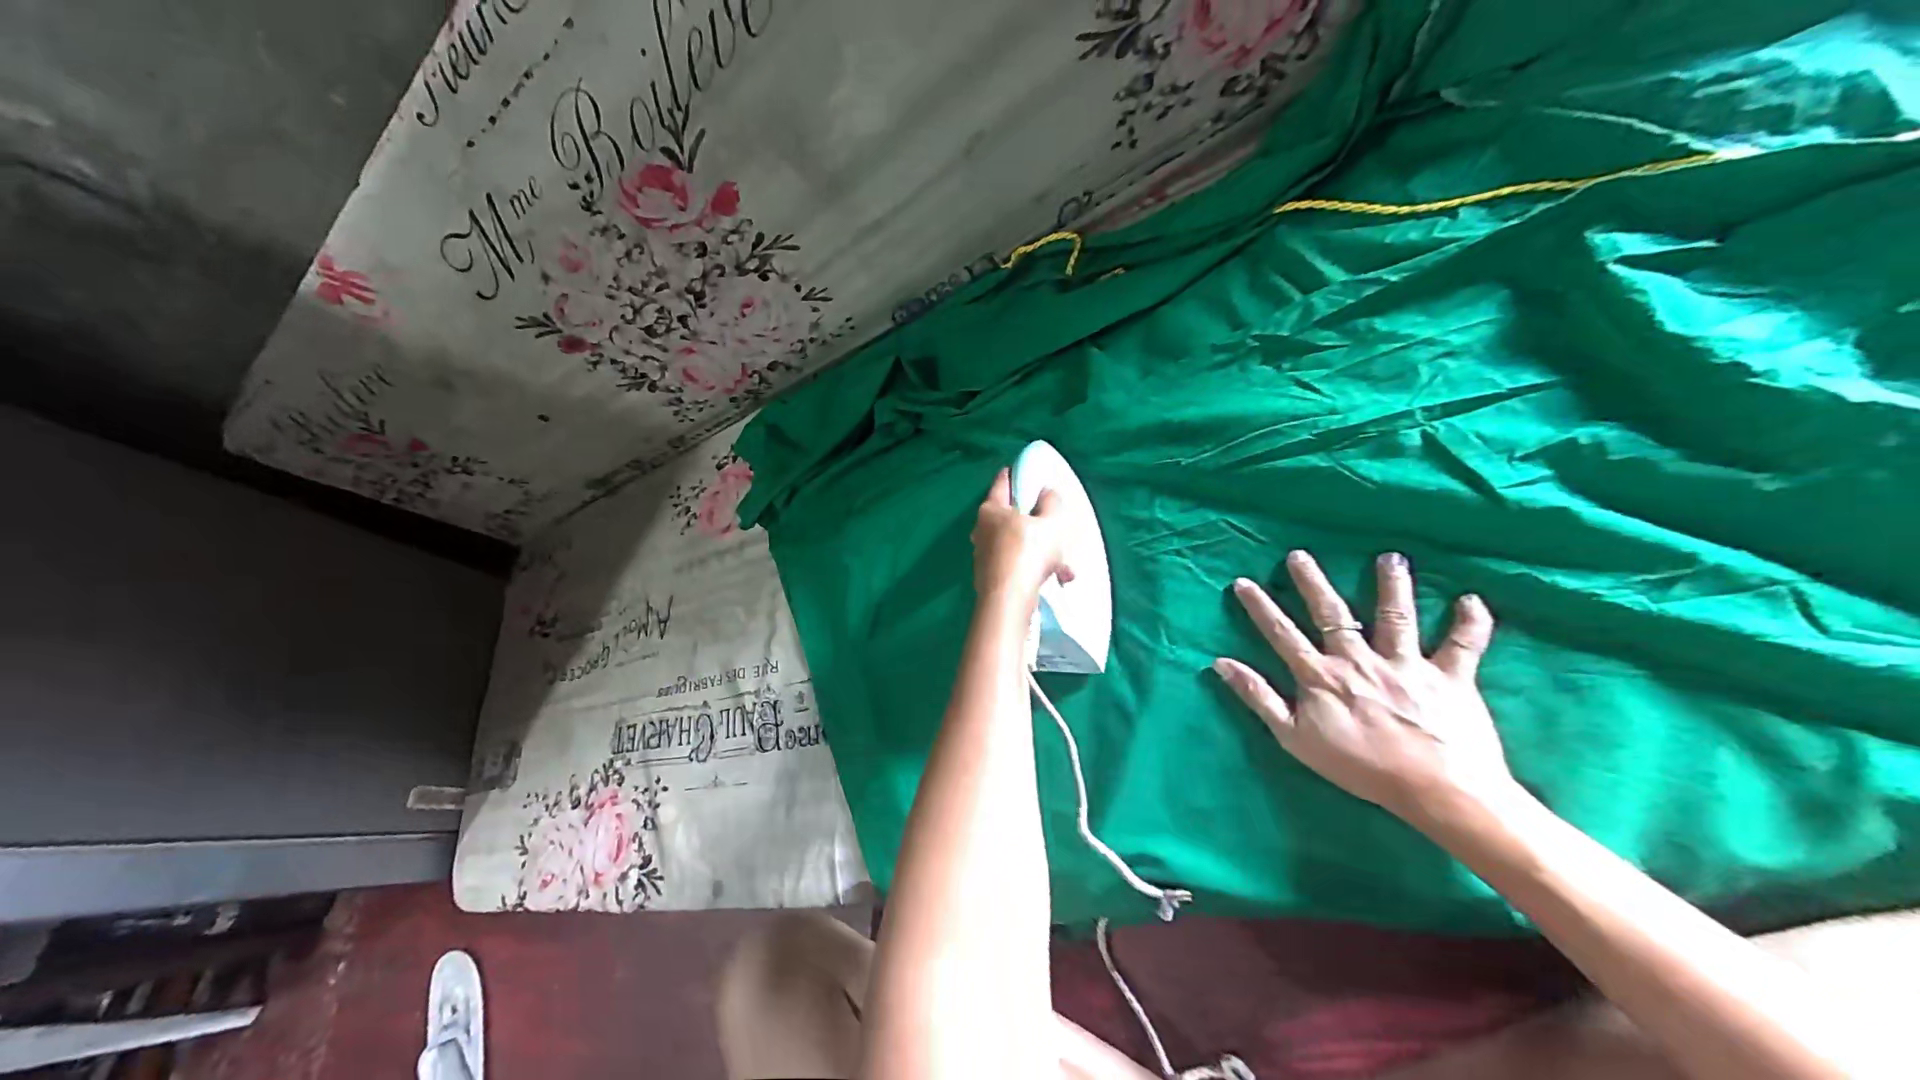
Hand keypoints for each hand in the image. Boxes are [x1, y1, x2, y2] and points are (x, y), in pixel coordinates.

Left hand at [970, 469, 1074, 603]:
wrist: (1008, 600)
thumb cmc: (1029, 553)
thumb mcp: (1051, 523)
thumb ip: (1051, 503)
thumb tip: (1046, 492)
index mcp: (991, 509)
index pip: (1002, 482)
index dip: (1015, 475)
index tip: (1023, 473)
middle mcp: (982, 529)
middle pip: (1010, 517)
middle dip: (1034, 522)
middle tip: (1051, 524)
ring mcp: (983, 554)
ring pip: (1017, 545)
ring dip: (1040, 552)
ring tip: (1063, 565)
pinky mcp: (989, 576)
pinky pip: (1016, 565)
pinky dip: (1034, 570)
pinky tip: (1055, 579)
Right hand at [1213, 549, 1516, 822]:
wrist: (1436, 789)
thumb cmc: (1361, 768)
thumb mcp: (1294, 738)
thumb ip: (1259, 697)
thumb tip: (1221, 663)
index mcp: (1322, 676)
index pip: (1283, 634)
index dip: (1260, 607)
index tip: (1243, 581)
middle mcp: (1360, 660)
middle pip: (1332, 614)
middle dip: (1313, 582)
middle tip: (1299, 555)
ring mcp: (1407, 665)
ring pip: (1396, 616)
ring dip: (1392, 585)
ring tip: (1390, 558)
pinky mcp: (1451, 676)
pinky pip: (1463, 644)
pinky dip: (1471, 622)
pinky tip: (1472, 600)